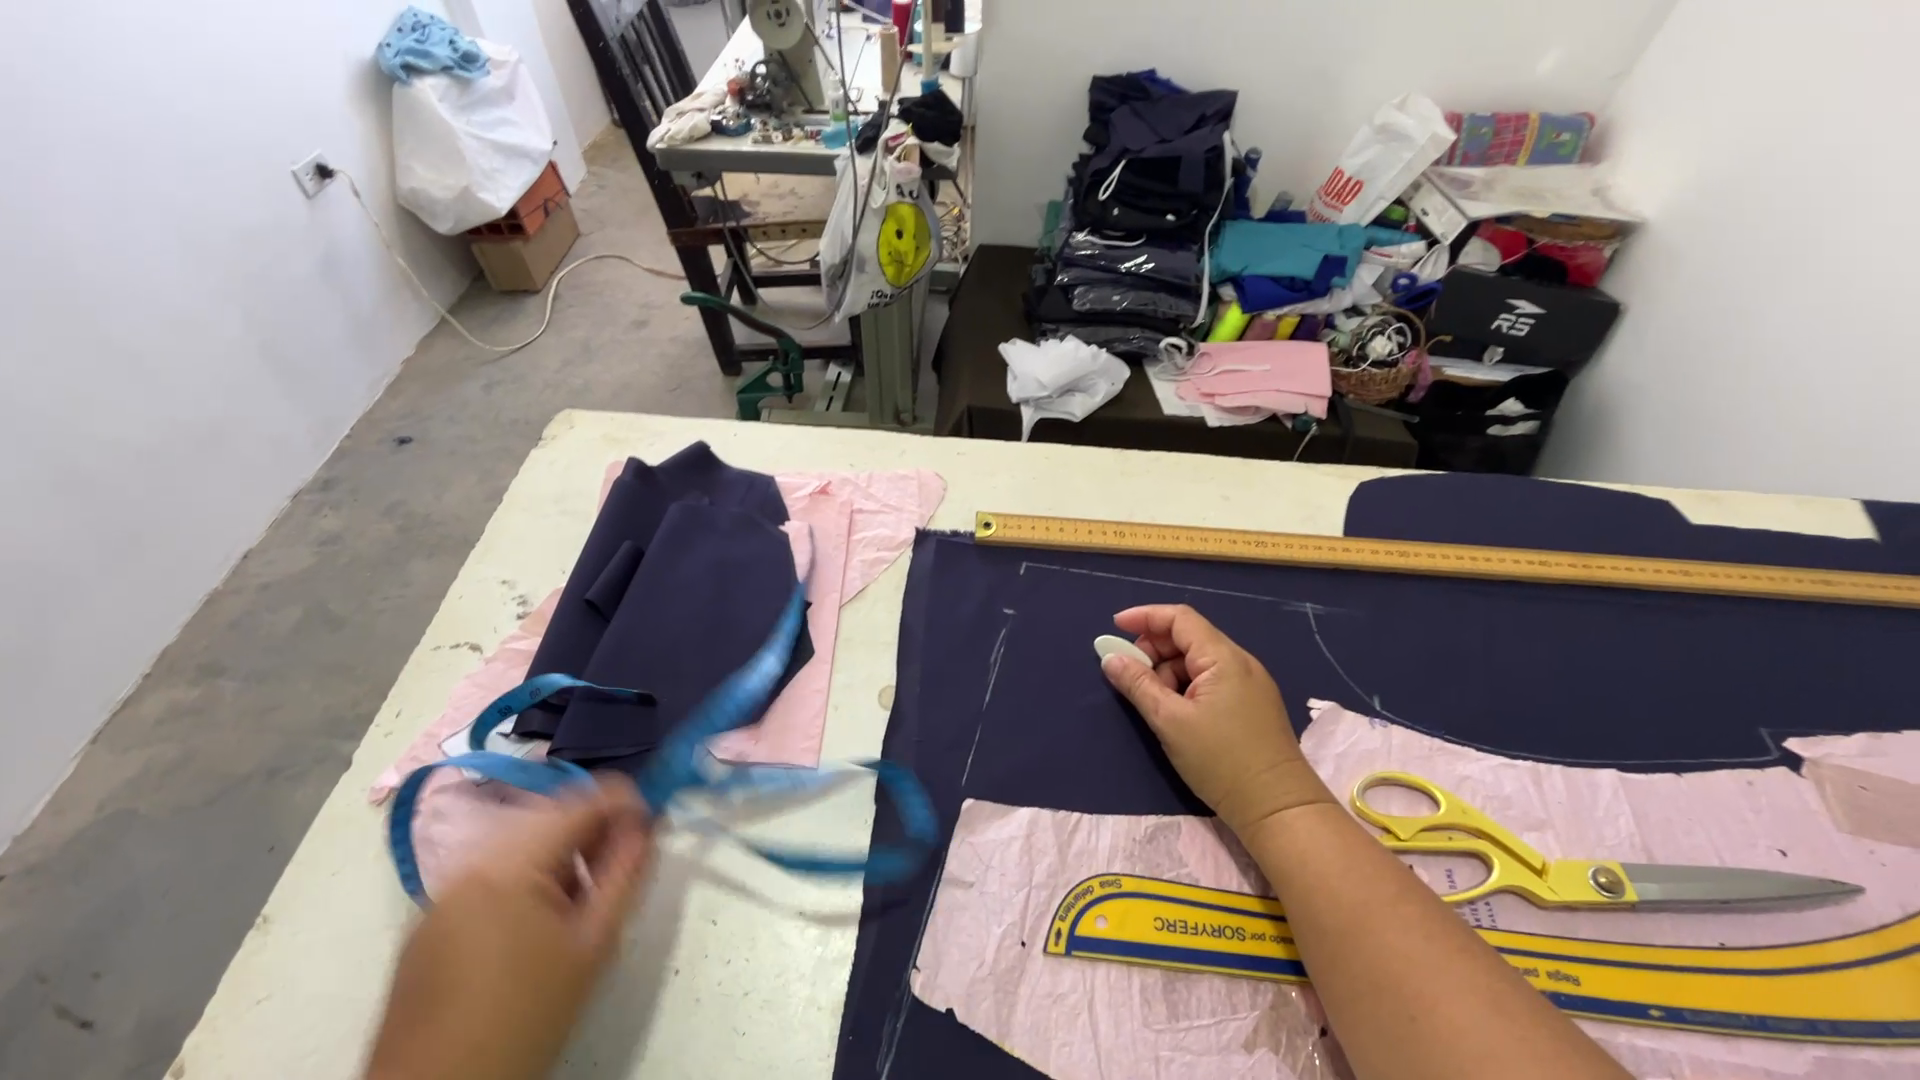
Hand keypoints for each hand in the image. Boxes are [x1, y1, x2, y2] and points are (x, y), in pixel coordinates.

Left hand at [365, 776, 653, 1079]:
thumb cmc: (529, 1016)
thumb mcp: (594, 943)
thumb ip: (626, 873)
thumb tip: (647, 824)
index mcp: (509, 864)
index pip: (580, 802)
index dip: (625, 800)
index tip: (656, 819)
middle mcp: (468, 865)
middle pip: (546, 820)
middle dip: (592, 831)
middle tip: (626, 862)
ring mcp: (440, 895)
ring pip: (518, 849)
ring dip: (560, 856)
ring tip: (586, 898)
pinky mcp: (427, 924)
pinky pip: (489, 878)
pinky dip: (525, 881)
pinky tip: (541, 924)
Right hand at [1100, 605, 1333, 833]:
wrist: (1277, 806)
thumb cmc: (1220, 760)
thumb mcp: (1169, 722)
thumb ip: (1138, 685)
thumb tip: (1110, 659)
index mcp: (1223, 658)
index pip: (1180, 618)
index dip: (1145, 616)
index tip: (1115, 627)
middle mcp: (1240, 662)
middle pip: (1189, 638)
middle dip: (1154, 649)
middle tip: (1130, 675)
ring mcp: (1250, 683)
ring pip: (1198, 661)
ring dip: (1169, 672)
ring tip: (1154, 703)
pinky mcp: (1252, 704)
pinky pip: (1211, 680)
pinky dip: (1186, 686)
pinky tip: (1176, 712)